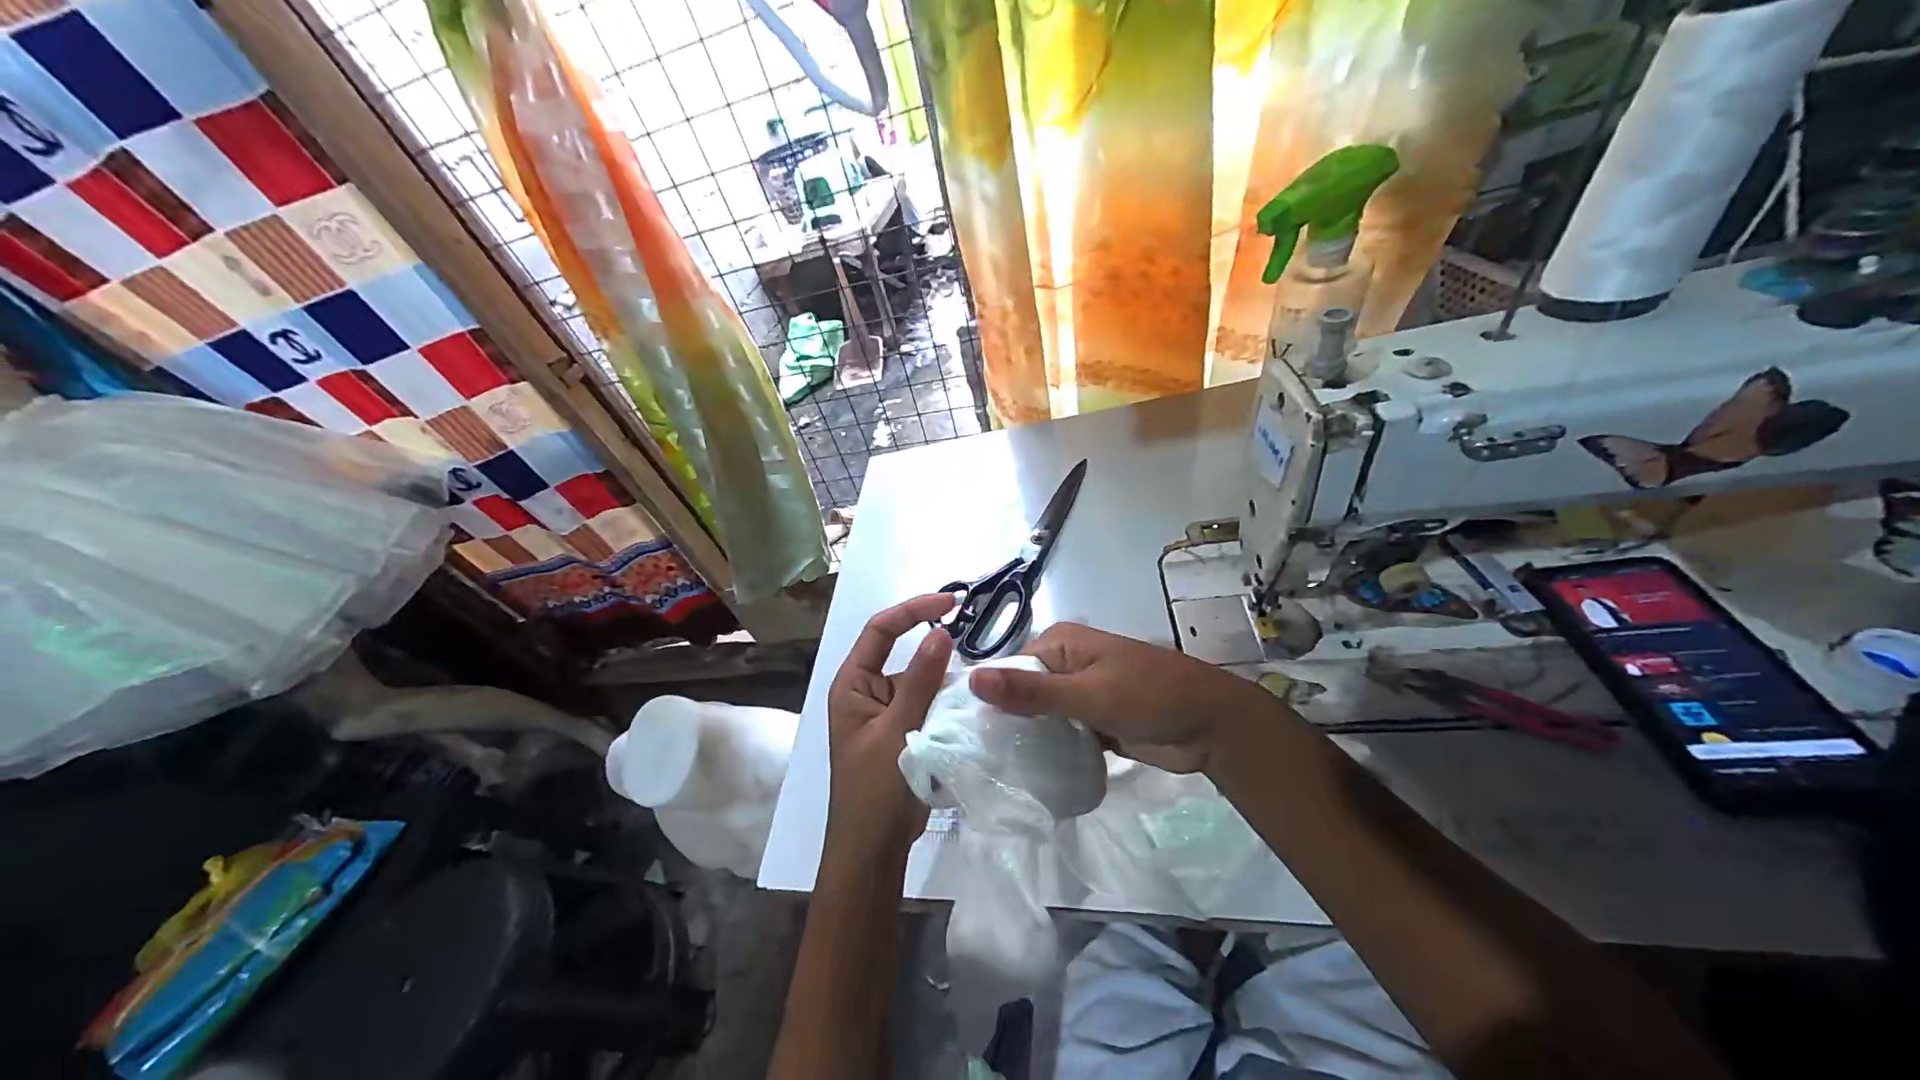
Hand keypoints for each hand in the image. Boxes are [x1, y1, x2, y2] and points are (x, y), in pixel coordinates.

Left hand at [824, 593, 956, 862]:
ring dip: (947, 680)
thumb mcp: (897, 730)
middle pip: (904, 654)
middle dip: (938, 649)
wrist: (873, 849)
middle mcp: (868, 691)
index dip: (913, 609)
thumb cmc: (873, 789)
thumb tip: (942, 633)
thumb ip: (920, 681)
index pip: (880, 630)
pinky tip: (975, 704)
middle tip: (977, 643)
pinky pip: (929, 705)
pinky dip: (949, 703)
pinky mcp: (905, 732)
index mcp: (853, 684)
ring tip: (982, 680)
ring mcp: (887, 713)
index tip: (951, 602)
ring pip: (922, 681)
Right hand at [968, 623, 1277, 773]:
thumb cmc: (1151, 697)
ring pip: (1042, 716)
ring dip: (1030, 738)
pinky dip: (1053, 749)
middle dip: (1008, 721)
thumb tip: (972, 679)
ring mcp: (1083, 694)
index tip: (968, 734)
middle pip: (1024, 692)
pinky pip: (1063, 734)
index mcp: (1061, 643)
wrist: (1212, 726)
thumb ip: (1032, 691)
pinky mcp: (1095, 722)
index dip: (990, 697)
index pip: (1009, 668)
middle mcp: (1067, 664)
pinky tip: (1032, 773)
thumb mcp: (1088, 694)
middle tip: (980, 759)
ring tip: (999, 770)